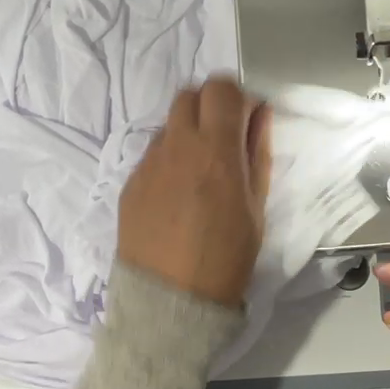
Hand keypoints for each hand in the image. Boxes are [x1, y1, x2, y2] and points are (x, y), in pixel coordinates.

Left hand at [117, 77, 272, 307]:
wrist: (170, 300)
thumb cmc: (226, 259)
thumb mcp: (256, 208)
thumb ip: (257, 153)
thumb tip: (259, 114)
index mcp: (215, 150)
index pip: (222, 88)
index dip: (238, 97)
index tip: (246, 122)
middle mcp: (177, 146)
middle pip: (189, 94)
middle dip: (210, 107)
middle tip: (224, 141)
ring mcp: (148, 163)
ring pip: (169, 124)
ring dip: (188, 132)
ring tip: (200, 173)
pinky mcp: (130, 183)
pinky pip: (152, 154)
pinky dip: (170, 160)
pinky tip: (178, 196)